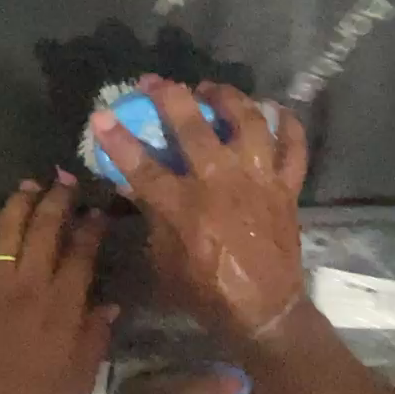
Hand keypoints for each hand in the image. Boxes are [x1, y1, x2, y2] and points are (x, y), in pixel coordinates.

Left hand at [0, 178, 116, 393]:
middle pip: (45, 229)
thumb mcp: (81, 374)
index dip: (91, 227)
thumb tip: (111, 303)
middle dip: (57, 200)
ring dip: (19, 203)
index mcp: (63, 305)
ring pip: (8, 231)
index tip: (98, 210)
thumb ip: (97, 335)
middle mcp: (30, 285)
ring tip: (29, 184)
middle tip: (65, 181)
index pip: (81, 253)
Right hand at [91, 77, 307, 347]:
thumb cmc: (204, 290)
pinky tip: (273, 110)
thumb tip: (134, 183)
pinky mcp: (286, 188)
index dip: (118, 138)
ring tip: (213, 88)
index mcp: (184, 207)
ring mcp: (258, 181)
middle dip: (170, 97)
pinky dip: (287, 124)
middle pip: (194, 127)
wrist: (263, 311)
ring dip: (229, 98)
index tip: (101, 115)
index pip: (143, 165)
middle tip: (155, 82)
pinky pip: (293, 147)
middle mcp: (221, 184)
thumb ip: (151, 216)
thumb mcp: (162, 259)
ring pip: (249, 122)